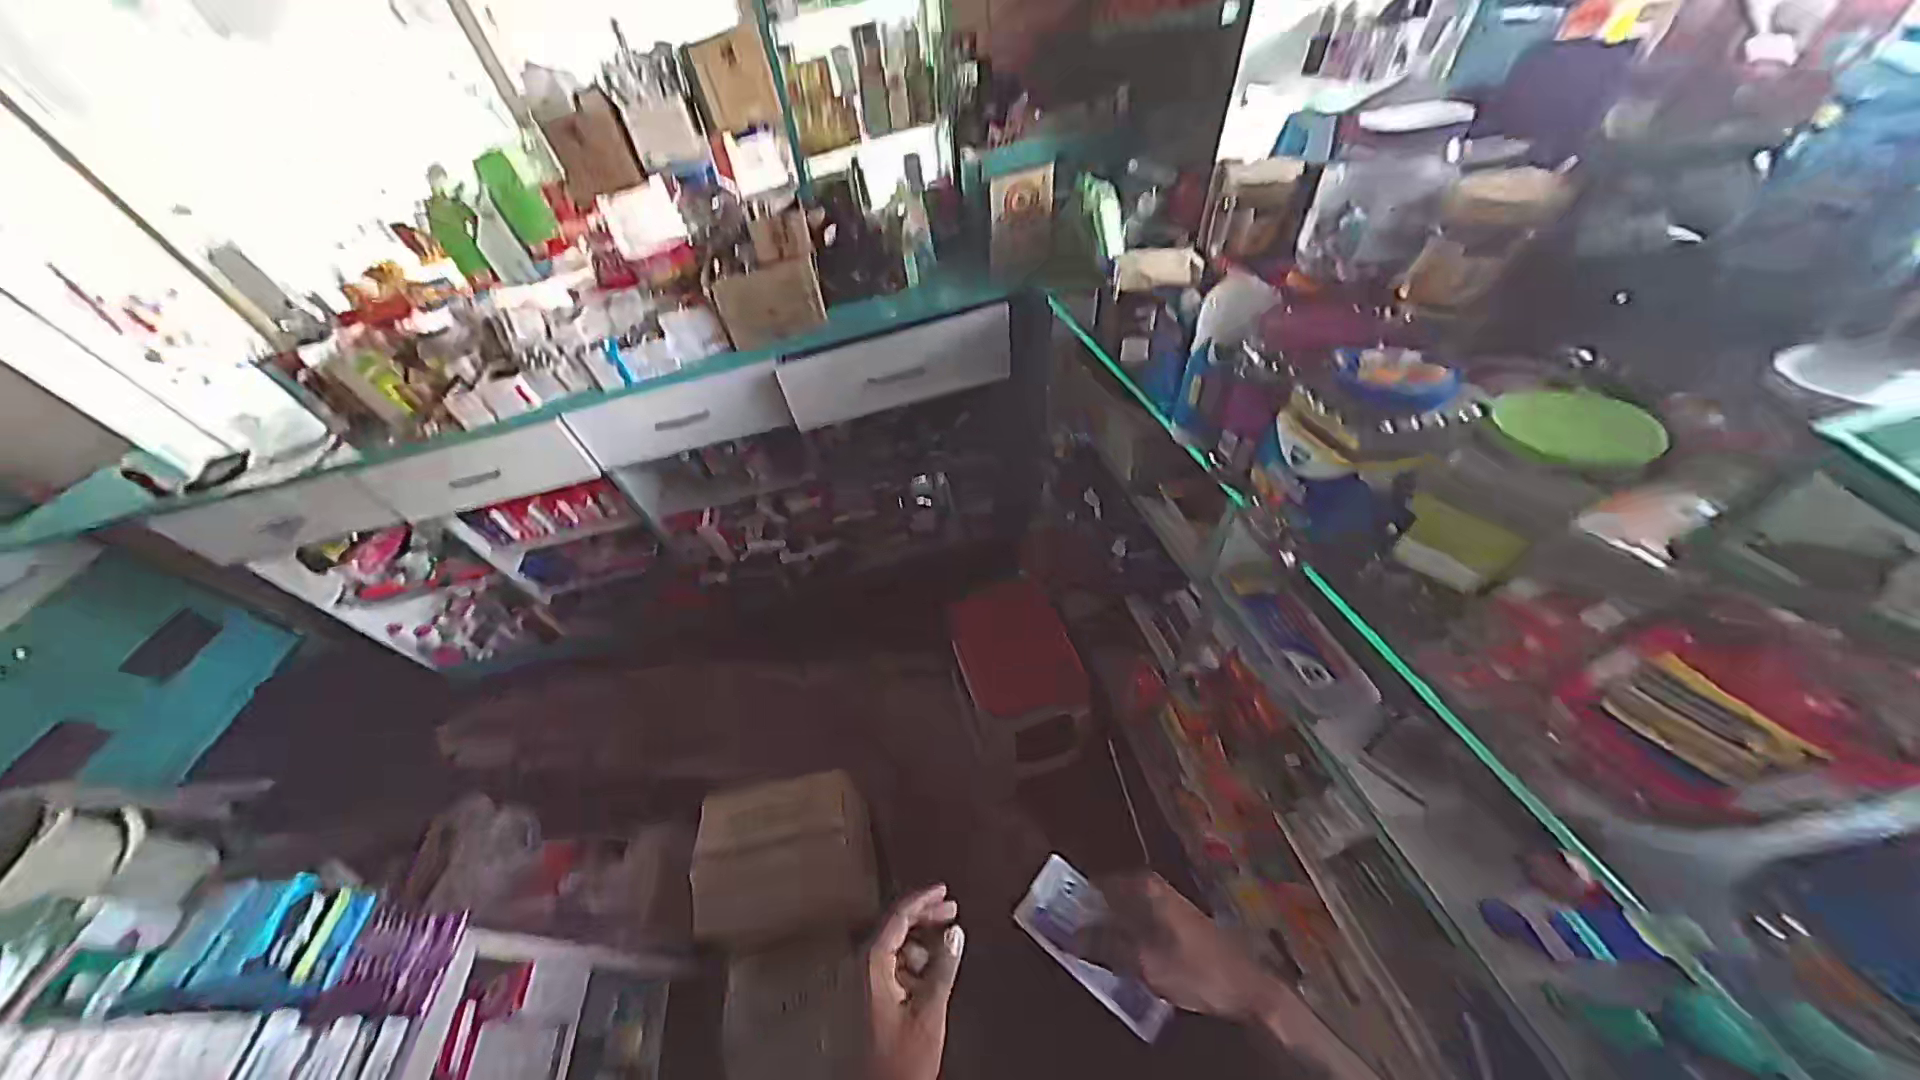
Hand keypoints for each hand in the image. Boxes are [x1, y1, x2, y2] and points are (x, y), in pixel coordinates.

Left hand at [864, 884, 963, 1079]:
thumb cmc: (899, 1060)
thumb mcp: (929, 1009)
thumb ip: (943, 967)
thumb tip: (954, 933)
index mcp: (873, 963)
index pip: (898, 915)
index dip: (923, 898)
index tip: (942, 890)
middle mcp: (866, 967)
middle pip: (896, 926)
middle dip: (926, 915)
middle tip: (950, 909)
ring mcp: (869, 981)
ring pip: (898, 943)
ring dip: (923, 938)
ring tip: (947, 939)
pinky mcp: (875, 995)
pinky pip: (897, 961)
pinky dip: (917, 957)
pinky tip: (934, 966)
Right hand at [1088, 874, 1378, 1079]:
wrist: (1250, 989)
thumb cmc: (1198, 970)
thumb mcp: (1145, 963)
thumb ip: (1103, 944)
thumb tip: (1063, 932)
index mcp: (1143, 885)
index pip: (1093, 884)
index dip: (1071, 901)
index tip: (1052, 919)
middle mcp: (1151, 885)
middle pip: (1106, 896)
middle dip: (1085, 917)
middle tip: (1066, 940)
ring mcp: (1162, 902)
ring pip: (1119, 912)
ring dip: (1103, 930)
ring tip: (1087, 953)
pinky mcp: (1170, 921)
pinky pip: (1133, 923)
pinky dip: (1120, 937)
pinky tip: (1115, 959)